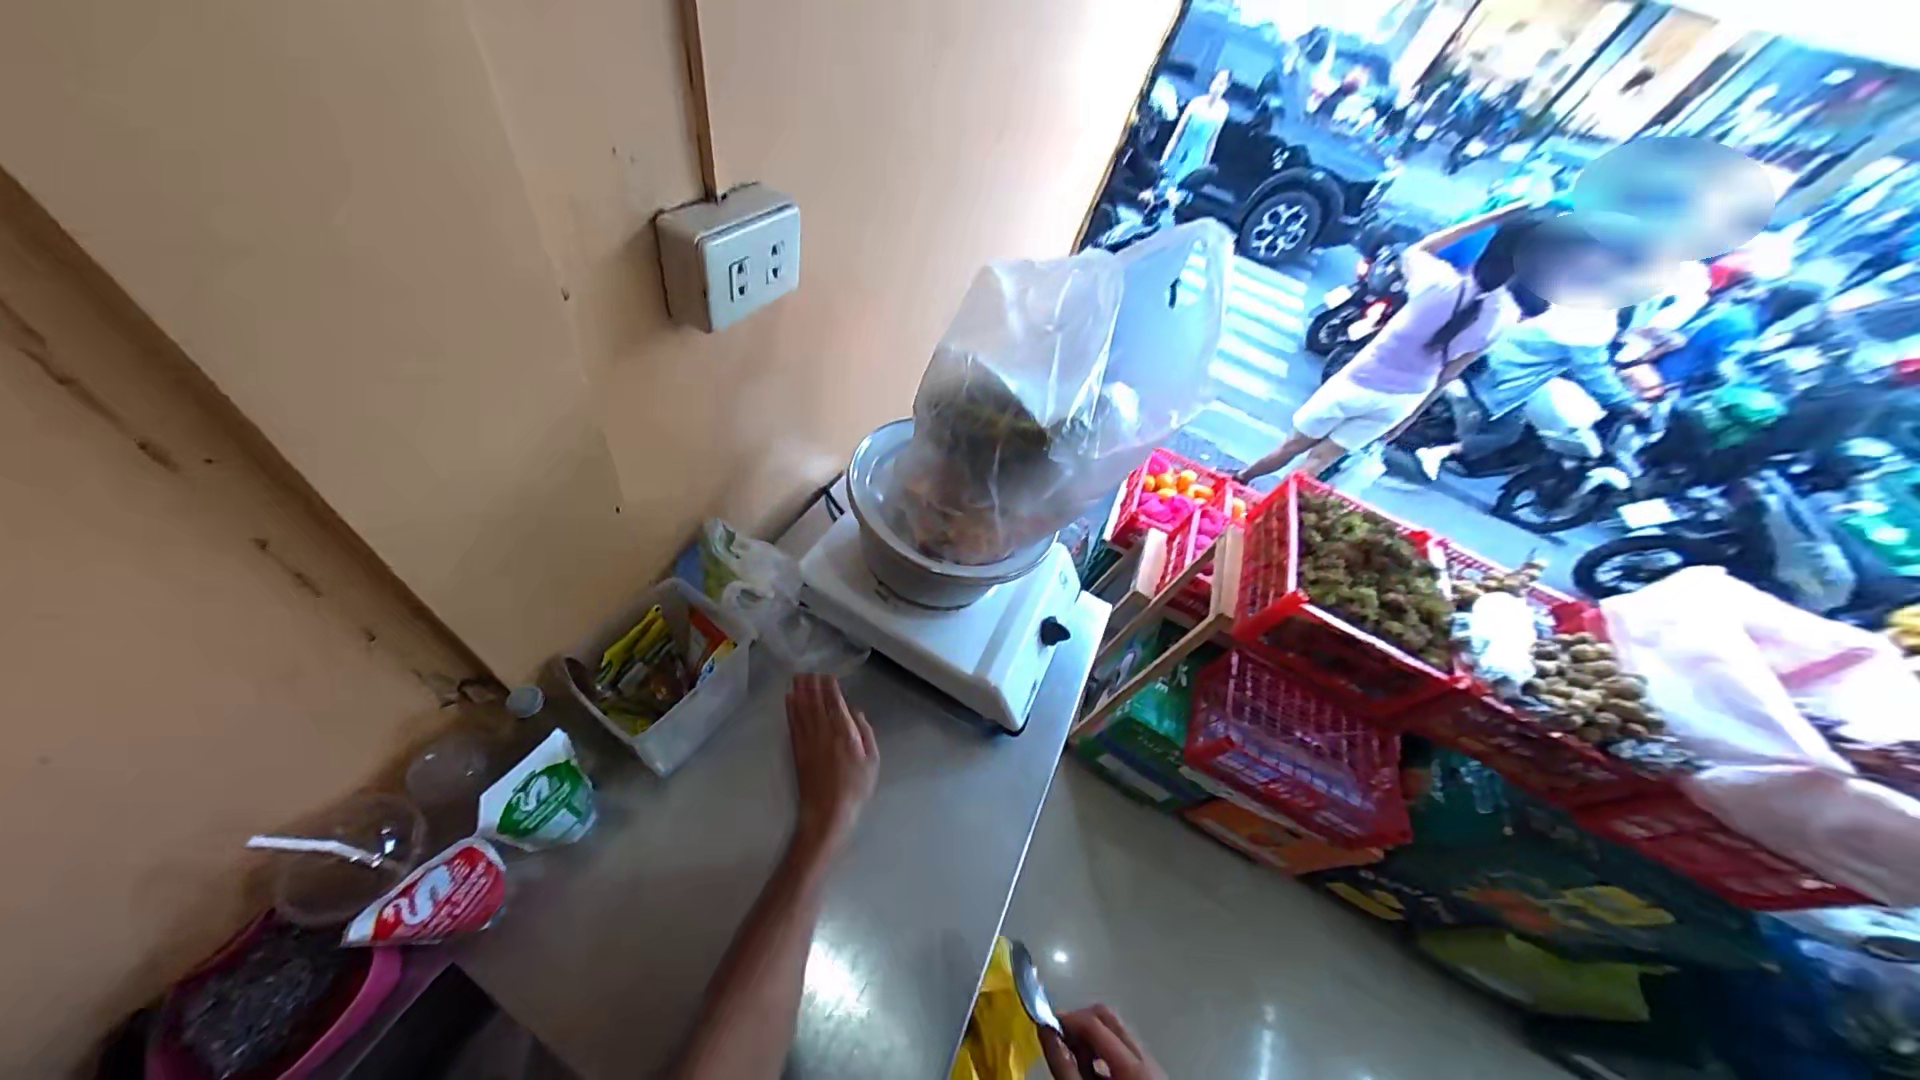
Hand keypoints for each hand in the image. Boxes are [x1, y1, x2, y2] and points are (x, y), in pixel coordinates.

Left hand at [786, 674, 878, 860]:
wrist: (828, 813)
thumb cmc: (855, 788)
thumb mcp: (871, 760)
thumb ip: (865, 733)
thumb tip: (856, 713)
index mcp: (844, 733)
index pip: (836, 704)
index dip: (830, 688)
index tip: (827, 675)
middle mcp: (823, 732)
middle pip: (816, 703)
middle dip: (812, 686)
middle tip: (808, 670)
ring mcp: (808, 741)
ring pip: (803, 710)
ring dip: (800, 692)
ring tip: (797, 678)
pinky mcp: (797, 751)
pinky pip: (793, 725)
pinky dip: (791, 710)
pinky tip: (789, 700)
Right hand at [1041, 1005, 1165, 1079]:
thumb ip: (1063, 1066)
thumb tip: (1045, 1030)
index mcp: (1133, 1066)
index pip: (1095, 1021)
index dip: (1067, 1019)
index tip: (1045, 1027)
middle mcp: (1146, 1059)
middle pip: (1107, 1018)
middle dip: (1079, 1023)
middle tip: (1058, 1040)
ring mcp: (1152, 1067)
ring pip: (1116, 1032)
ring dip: (1090, 1038)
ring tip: (1073, 1061)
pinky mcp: (1150, 1077)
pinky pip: (1123, 1051)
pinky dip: (1102, 1054)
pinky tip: (1090, 1074)